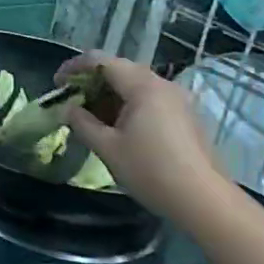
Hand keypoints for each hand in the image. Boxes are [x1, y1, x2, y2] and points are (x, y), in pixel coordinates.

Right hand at [55, 53, 238, 225]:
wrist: (206, 203)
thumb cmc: (151, 170)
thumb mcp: (107, 147)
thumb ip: (82, 122)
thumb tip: (69, 108)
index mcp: (142, 86)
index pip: (100, 60)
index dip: (74, 67)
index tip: (57, 83)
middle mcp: (162, 84)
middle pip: (119, 69)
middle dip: (92, 81)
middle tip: (72, 100)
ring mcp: (178, 100)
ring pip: (136, 84)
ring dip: (110, 93)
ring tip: (92, 115)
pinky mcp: (186, 116)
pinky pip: (150, 98)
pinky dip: (129, 103)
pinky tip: (119, 126)